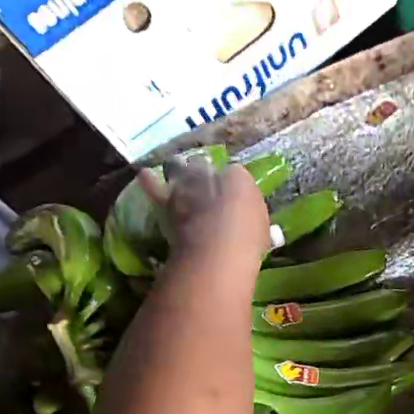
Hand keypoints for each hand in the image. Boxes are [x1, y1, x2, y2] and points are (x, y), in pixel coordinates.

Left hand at [138, 156, 269, 265]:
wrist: (218, 248)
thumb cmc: (247, 242)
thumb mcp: (262, 234)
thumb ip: (258, 227)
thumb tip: (269, 235)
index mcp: (240, 179)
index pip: (235, 174)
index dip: (231, 186)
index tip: (231, 199)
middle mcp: (211, 173)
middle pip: (203, 165)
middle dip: (203, 172)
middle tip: (203, 184)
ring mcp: (186, 183)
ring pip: (178, 166)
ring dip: (177, 169)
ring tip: (176, 171)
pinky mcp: (166, 200)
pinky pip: (153, 185)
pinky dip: (148, 181)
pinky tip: (143, 174)